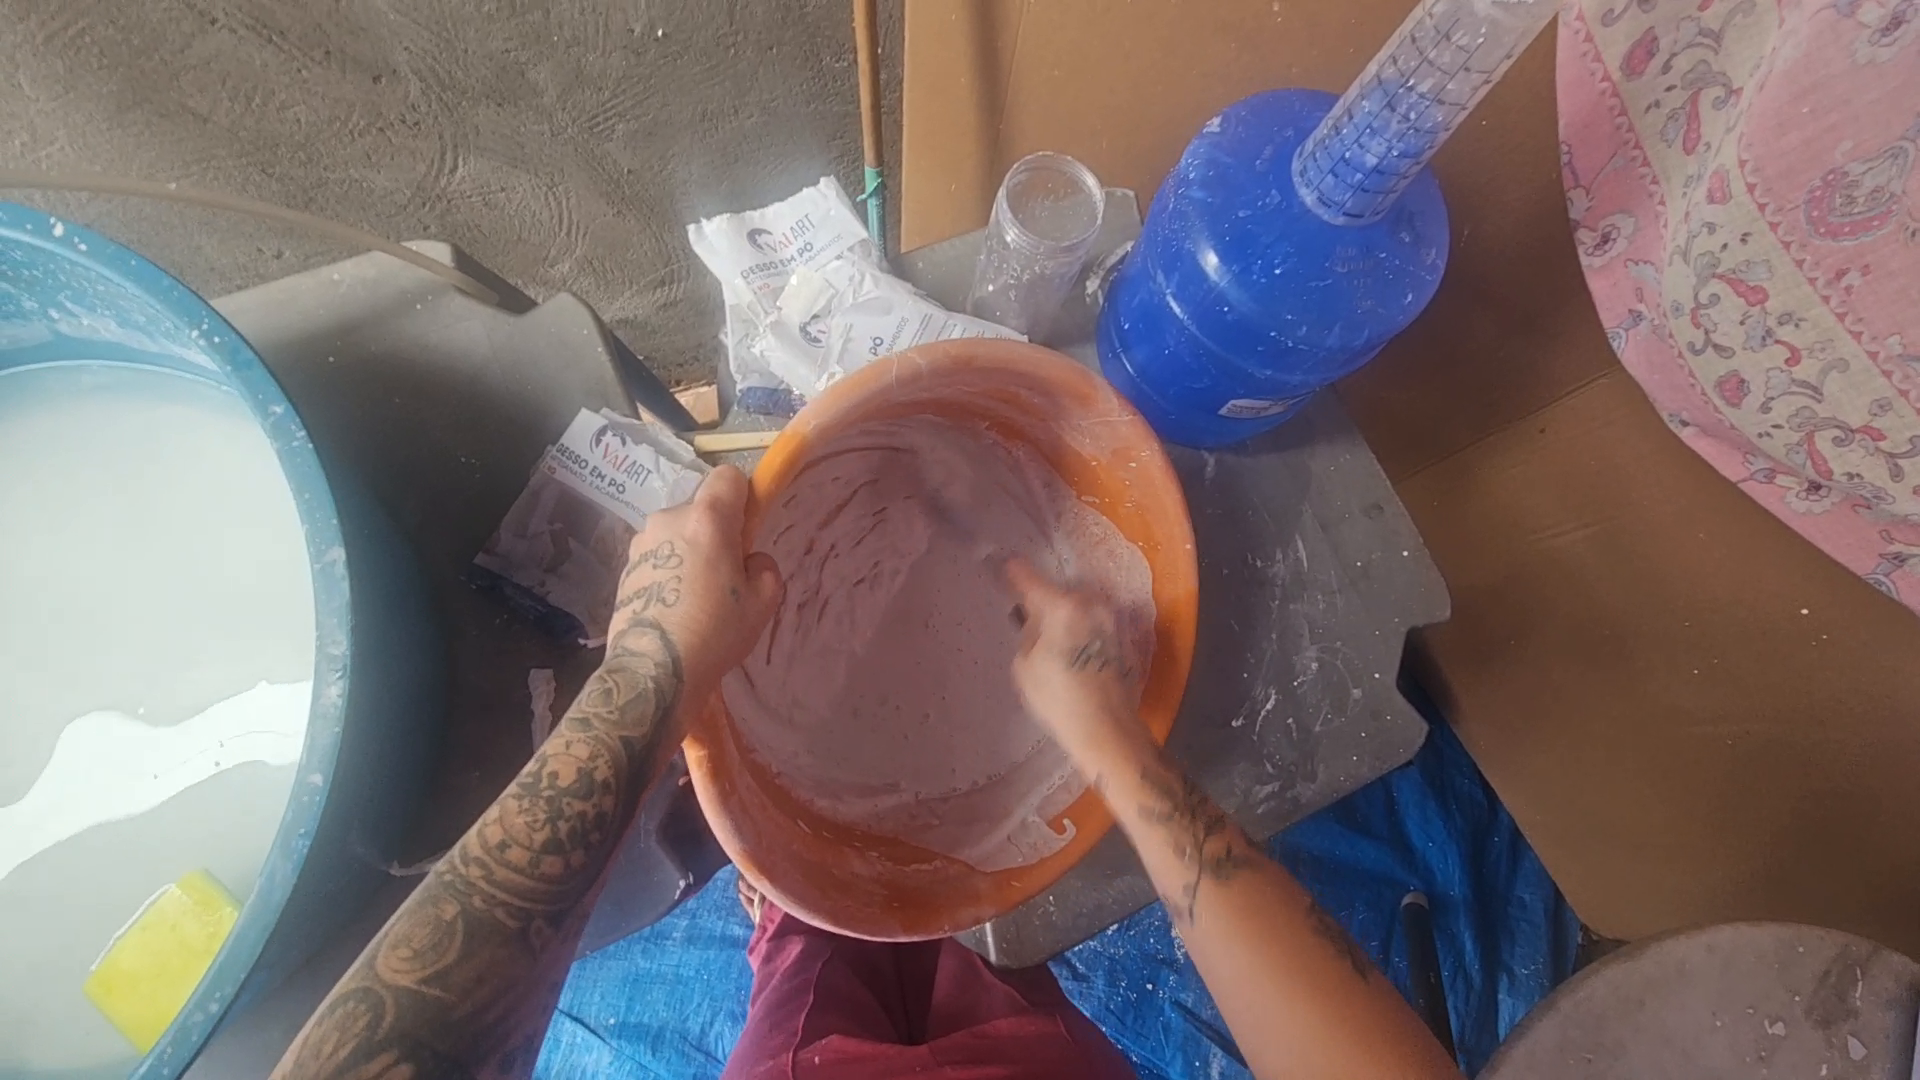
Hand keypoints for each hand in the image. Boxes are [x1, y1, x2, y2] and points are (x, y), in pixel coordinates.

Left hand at [607, 465, 783, 700]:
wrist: (654, 673)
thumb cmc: (716, 632)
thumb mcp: (764, 600)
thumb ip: (764, 565)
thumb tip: (749, 559)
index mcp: (707, 519)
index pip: (728, 476)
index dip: (744, 495)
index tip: (749, 527)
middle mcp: (669, 518)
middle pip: (702, 507)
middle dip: (717, 529)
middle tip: (726, 572)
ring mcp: (641, 542)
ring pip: (678, 532)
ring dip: (691, 549)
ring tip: (697, 595)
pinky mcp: (625, 566)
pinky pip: (660, 554)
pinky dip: (670, 568)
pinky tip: (675, 605)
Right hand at [1002, 557, 1147, 765]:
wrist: (1108, 729)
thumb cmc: (1059, 699)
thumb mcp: (1024, 664)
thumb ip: (1028, 629)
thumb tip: (1032, 614)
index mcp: (1063, 605)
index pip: (1027, 575)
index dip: (1009, 571)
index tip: (997, 565)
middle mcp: (1091, 602)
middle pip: (1057, 589)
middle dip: (1041, 599)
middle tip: (1024, 617)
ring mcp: (1111, 616)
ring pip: (1077, 604)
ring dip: (1062, 612)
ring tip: (1049, 637)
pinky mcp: (1122, 633)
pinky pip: (1092, 620)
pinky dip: (1079, 626)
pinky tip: (1070, 649)